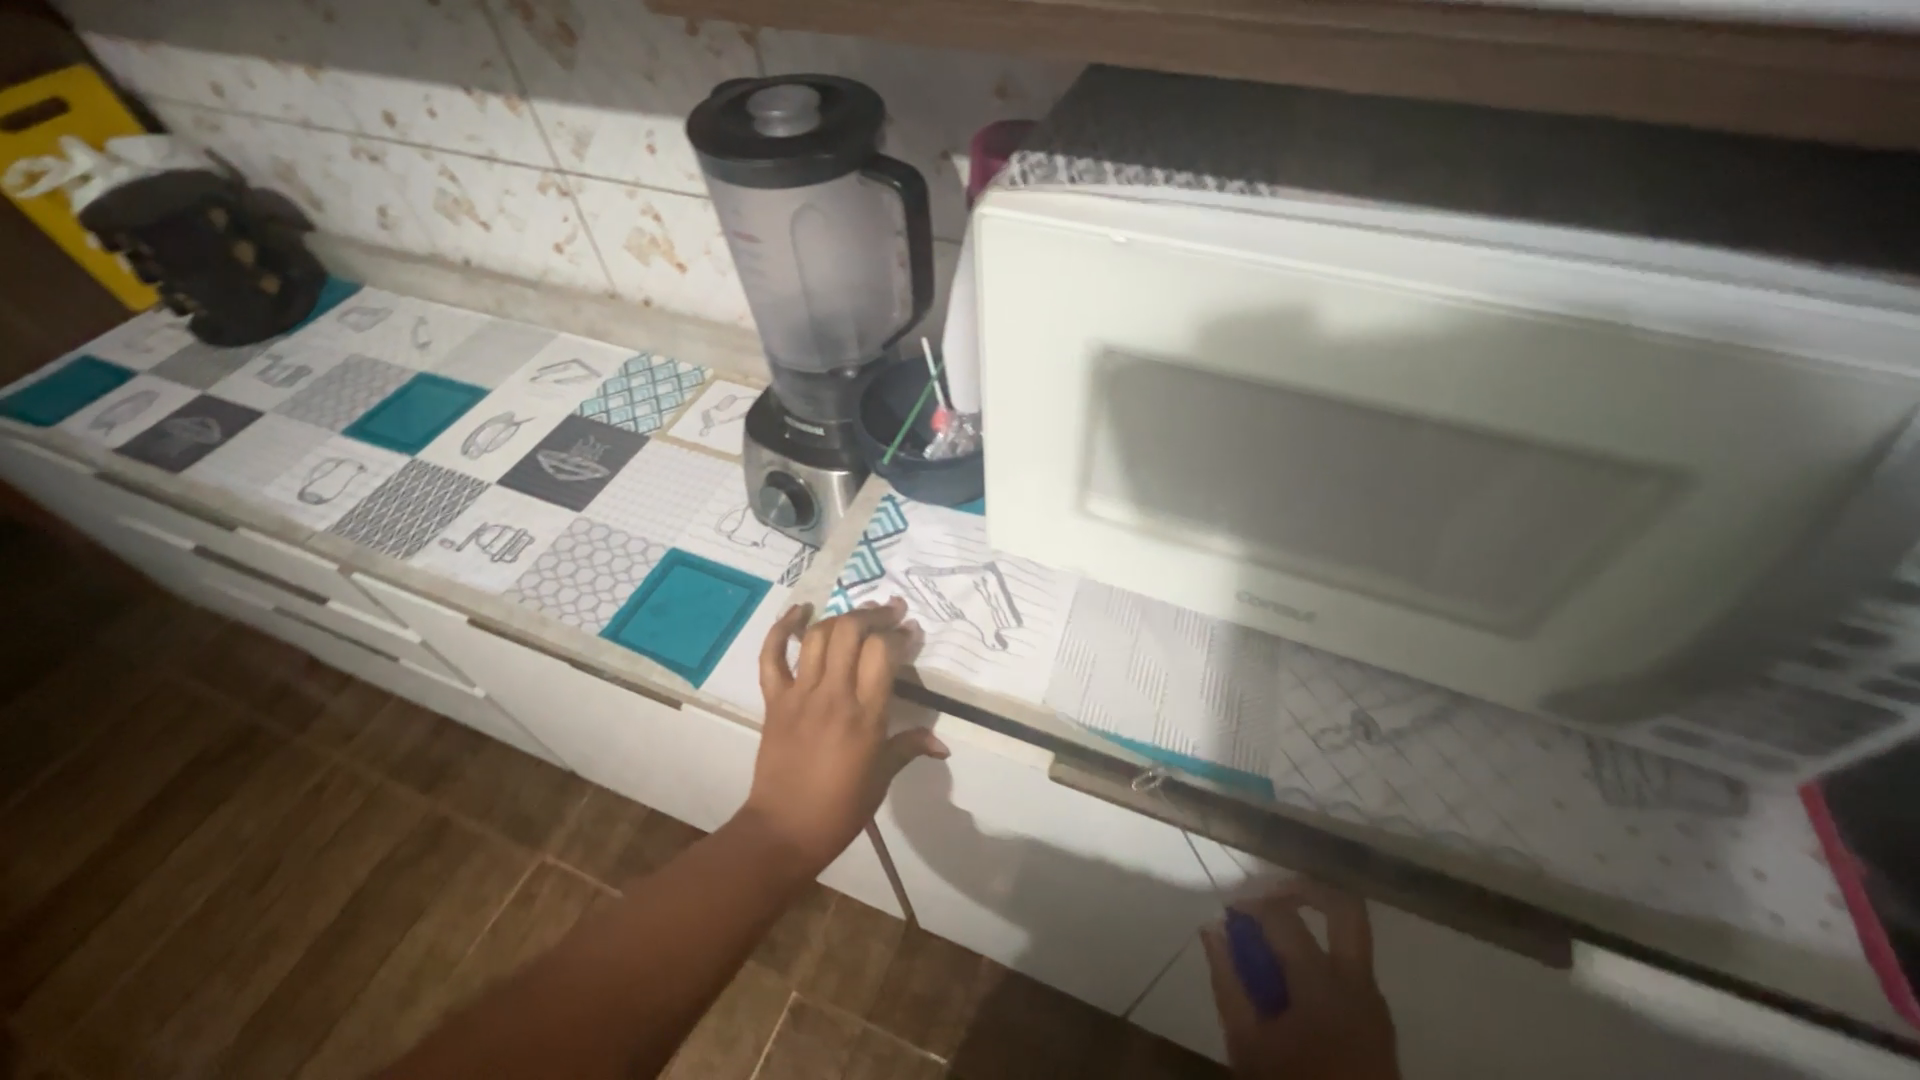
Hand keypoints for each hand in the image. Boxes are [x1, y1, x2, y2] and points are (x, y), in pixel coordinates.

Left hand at [739, 597, 948, 873]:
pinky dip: (783, 629)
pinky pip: (772, 657)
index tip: (911, 632)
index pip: (882, 652)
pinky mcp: (774, 701)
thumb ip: (910, 748)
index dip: (899, 634)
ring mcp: (799, 695)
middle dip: (874, 615)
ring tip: (859, 614)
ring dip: (840, 617)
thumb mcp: (882, 777)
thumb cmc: (841, 809)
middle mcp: (833, 696)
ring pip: (818, 637)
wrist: (784, 830)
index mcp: (865, 716)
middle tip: (891, 614)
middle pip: (851, 632)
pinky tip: (799, 611)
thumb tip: (942, 744)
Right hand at [1204, 880, 1399, 1079]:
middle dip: (1303, 889)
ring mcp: (1374, 1000)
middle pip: (1344, 907)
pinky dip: (1319, 957)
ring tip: (1269, 945)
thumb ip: (1228, 981)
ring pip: (1349, 936)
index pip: (1283, 917)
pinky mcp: (1378, 1020)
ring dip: (1312, 925)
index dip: (1251, 903)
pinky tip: (1288, 984)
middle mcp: (1357, 981)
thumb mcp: (1246, 1044)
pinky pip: (1349, 968)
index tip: (1227, 910)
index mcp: (1322, 984)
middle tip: (1267, 897)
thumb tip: (1214, 930)